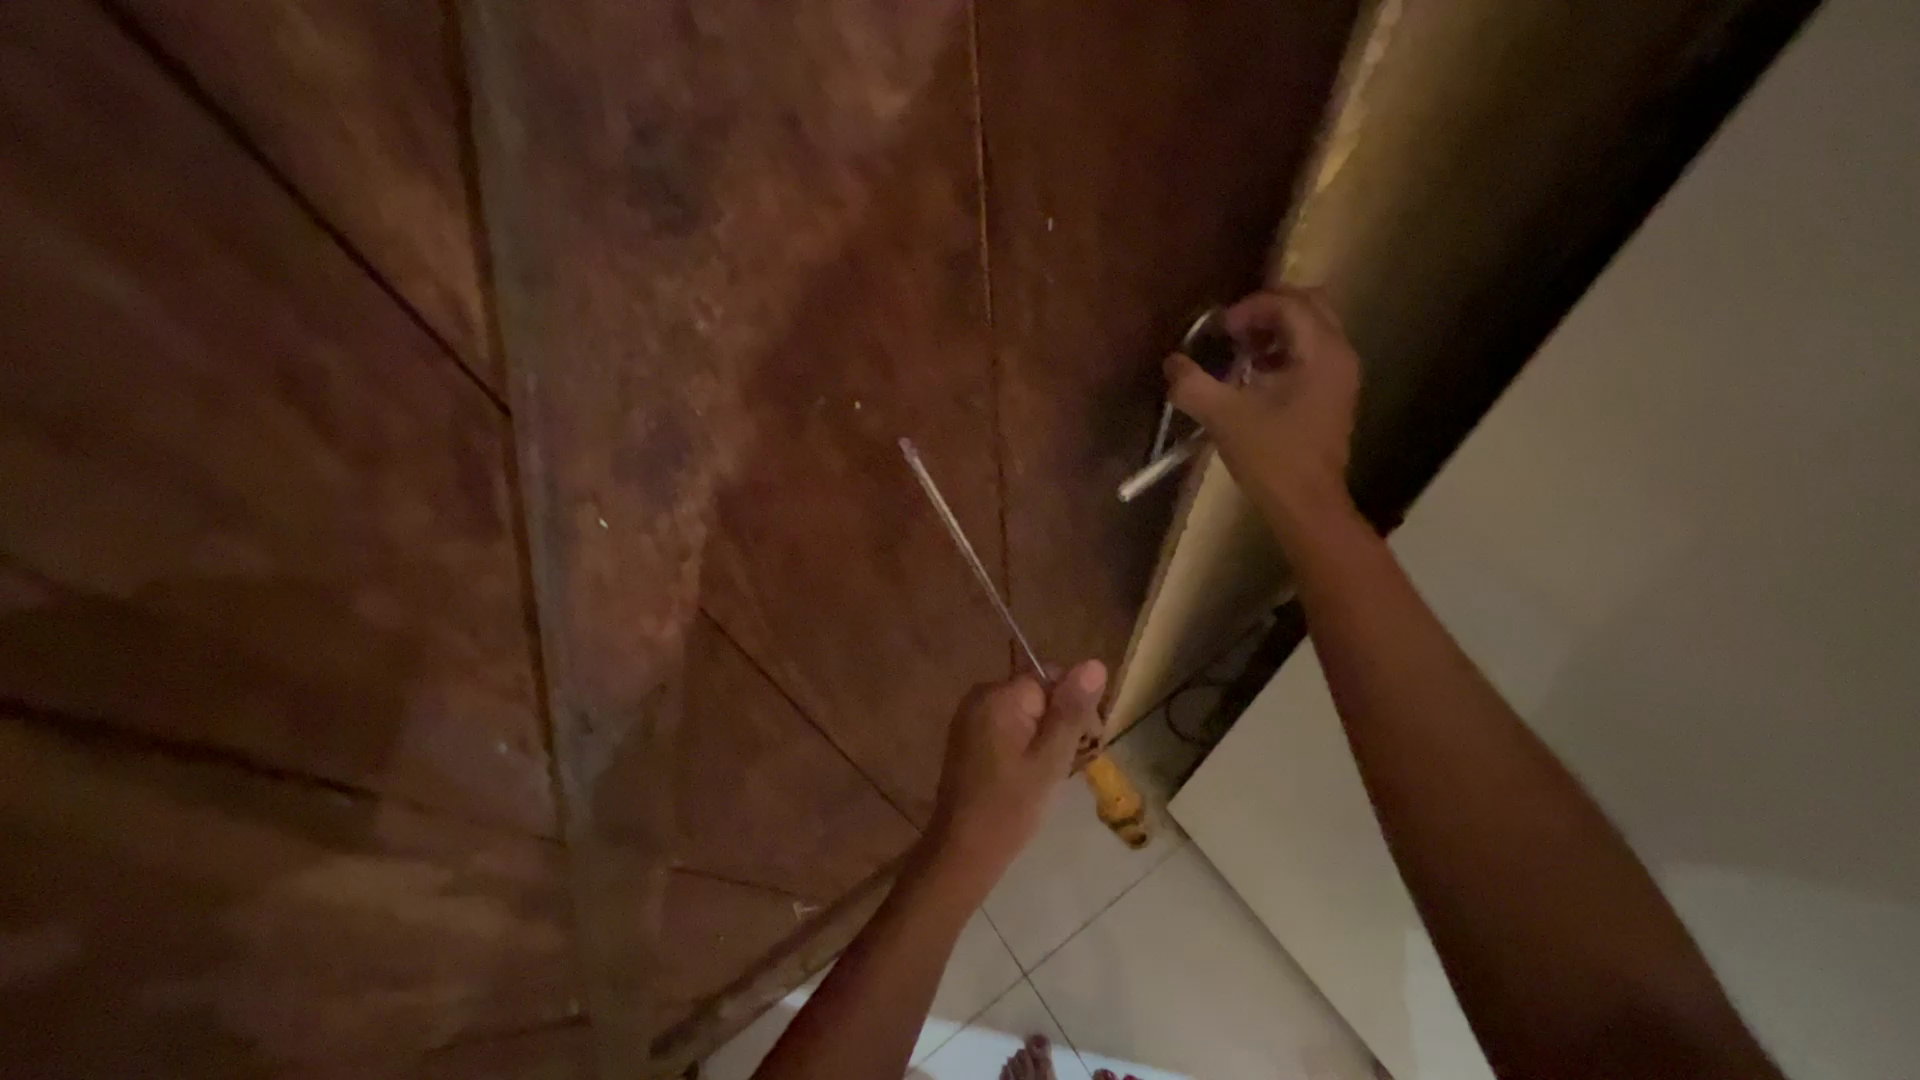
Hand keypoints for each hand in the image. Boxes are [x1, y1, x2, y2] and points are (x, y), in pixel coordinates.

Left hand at [923, 661, 1107, 893]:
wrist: (962, 851)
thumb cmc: (1009, 807)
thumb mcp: (1050, 759)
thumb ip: (1071, 710)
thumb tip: (1094, 663)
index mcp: (999, 695)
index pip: (1052, 676)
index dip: (1075, 705)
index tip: (1086, 743)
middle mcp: (980, 696)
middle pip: (1038, 691)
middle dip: (1060, 721)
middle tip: (1069, 764)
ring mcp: (970, 717)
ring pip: (1025, 711)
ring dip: (1045, 735)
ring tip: (1051, 774)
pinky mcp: (967, 738)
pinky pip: (1007, 726)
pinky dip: (1025, 744)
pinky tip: (1030, 775)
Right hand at [1164, 286, 1361, 530]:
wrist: (1306, 505)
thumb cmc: (1271, 458)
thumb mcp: (1224, 417)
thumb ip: (1193, 384)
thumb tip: (1171, 363)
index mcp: (1321, 352)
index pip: (1288, 303)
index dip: (1249, 308)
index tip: (1219, 330)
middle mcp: (1340, 355)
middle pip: (1308, 306)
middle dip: (1266, 310)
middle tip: (1232, 331)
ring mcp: (1341, 376)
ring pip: (1311, 330)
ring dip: (1274, 331)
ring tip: (1240, 353)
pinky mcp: (1333, 395)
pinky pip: (1311, 354)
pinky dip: (1283, 353)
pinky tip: (1254, 378)